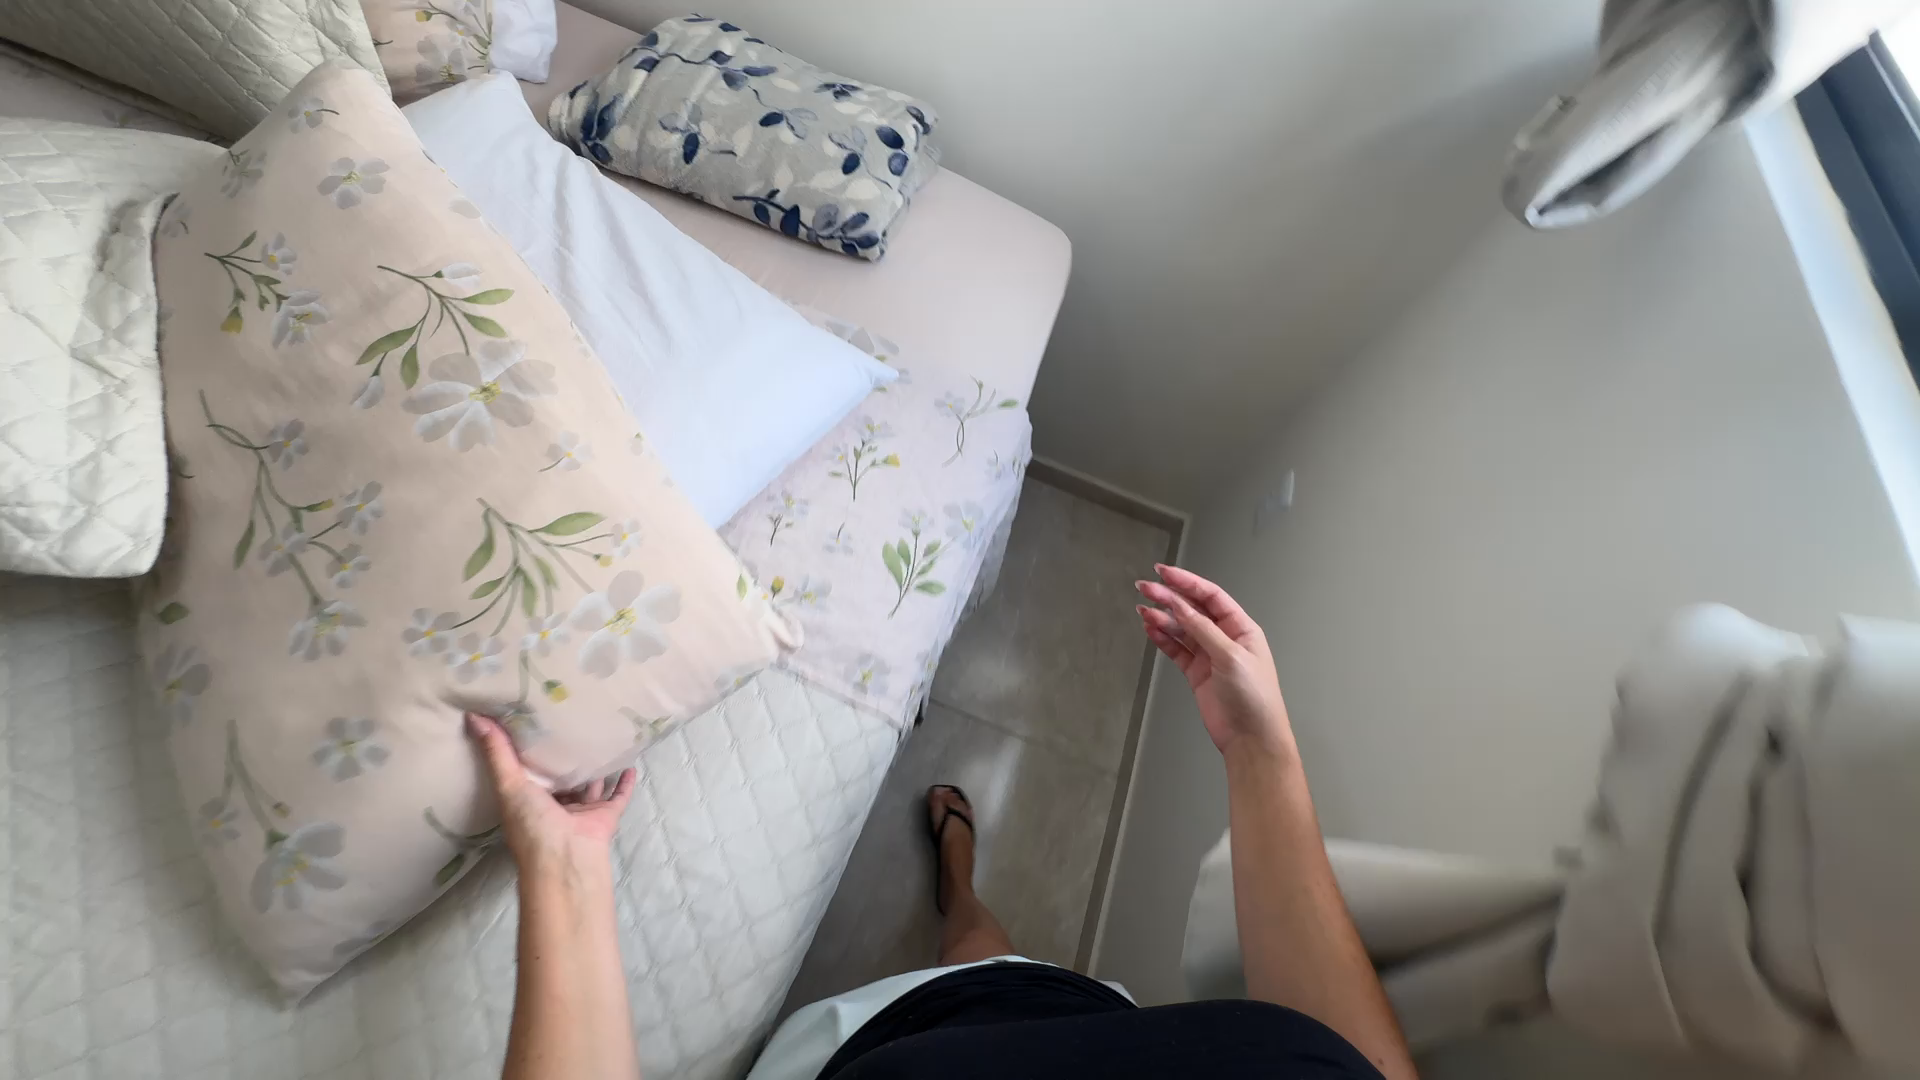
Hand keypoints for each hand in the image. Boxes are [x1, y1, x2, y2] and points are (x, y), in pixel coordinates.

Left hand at [467, 712, 635, 872]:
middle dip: (566, 759)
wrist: (567, 857)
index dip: (530, 751)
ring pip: (591, 786)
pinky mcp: (607, 815)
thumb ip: (497, 753)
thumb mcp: (509, 785)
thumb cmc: (533, 824)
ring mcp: (582, 812)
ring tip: (604, 740)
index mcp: (528, 801)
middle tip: (575, 727)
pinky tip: (630, 763)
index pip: (529, 773)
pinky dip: (625, 782)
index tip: (535, 724)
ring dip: (597, 768)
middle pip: (562, 779)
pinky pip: (618, 795)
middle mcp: (555, 807)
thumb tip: (474, 717)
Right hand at [1136, 565, 1293, 758]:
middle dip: (1168, 597)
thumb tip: (1180, 606)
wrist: (1251, 739)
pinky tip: (1150, 628)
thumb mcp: (1230, 656)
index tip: (1163, 573)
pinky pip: (1176, 649)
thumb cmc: (1254, 697)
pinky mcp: (1196, 672)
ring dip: (1162, 617)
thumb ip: (1203, 630)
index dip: (1186, 582)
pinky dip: (1162, 638)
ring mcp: (1209, 655)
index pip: (1210, 596)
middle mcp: (1224, 637)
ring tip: (1142, 609)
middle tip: (1144, 587)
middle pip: (1192, 610)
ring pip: (1181, 628)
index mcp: (1241, 628)